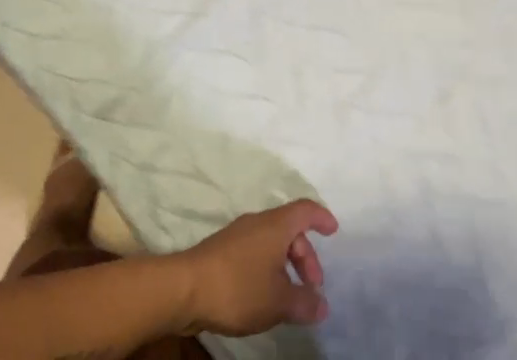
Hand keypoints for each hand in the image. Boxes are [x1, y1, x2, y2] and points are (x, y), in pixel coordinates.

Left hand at [175, 199, 339, 336]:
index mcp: (275, 225)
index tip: (333, 231)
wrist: (183, 289)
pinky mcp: (221, 252)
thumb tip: (321, 306)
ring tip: (289, 298)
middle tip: (312, 287)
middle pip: (289, 230)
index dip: (321, 217)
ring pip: (270, 244)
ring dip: (286, 266)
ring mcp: (235, 236)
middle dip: (306, 257)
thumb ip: (305, 303)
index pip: (305, 209)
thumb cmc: (238, 287)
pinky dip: (267, 270)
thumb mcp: (279, 301)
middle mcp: (256, 223)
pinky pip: (254, 254)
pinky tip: (264, 297)